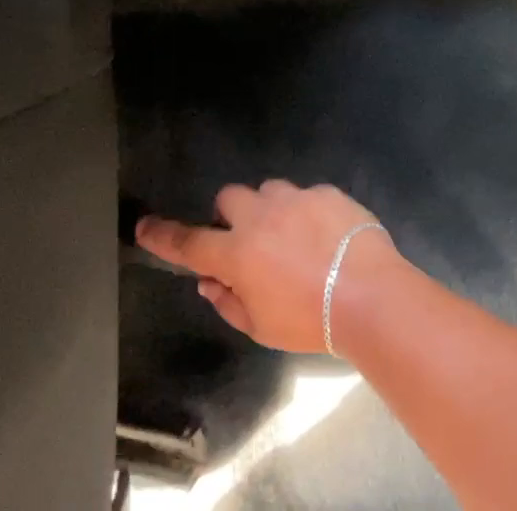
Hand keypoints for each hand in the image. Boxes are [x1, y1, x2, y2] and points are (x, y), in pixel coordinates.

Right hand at [136, 181, 399, 354]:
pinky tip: (328, 236)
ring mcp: (297, 199)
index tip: (145, 227)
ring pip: (270, 191)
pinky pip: (308, 195)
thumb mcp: (261, 326)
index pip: (188, 243)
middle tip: (250, 241)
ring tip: (295, 237)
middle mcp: (261, 216)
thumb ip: (229, 302)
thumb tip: (211, 281)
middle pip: (229, 198)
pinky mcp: (328, 192)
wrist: (371, 296)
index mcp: (237, 253)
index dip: (163, 236)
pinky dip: (309, 212)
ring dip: (272, 210)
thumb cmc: (311, 321)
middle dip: (232, 216)